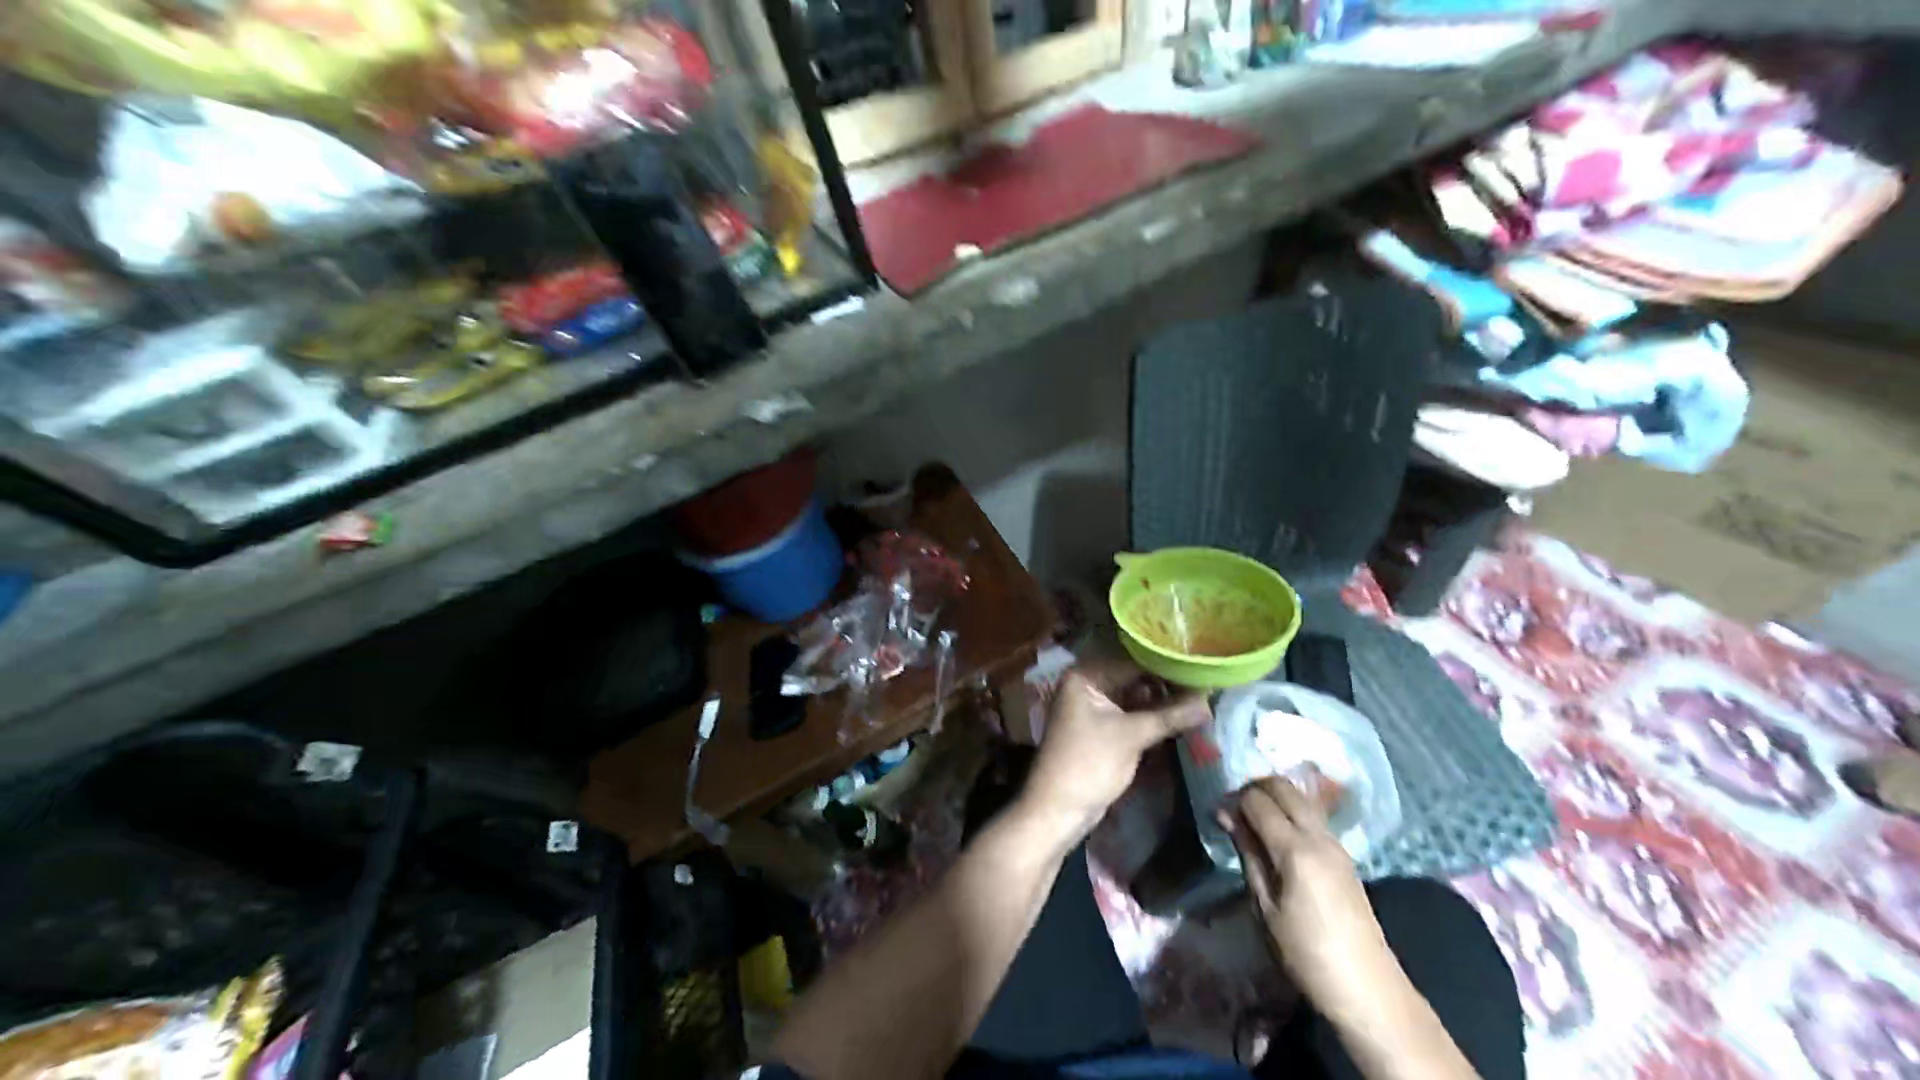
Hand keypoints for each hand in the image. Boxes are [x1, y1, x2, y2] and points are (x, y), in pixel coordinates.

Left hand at [1020, 663, 1210, 841]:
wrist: (1059, 808)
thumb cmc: (1089, 763)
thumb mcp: (1131, 736)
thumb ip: (1171, 715)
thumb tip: (1209, 701)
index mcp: (1085, 676)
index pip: (1133, 661)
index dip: (1168, 664)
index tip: (1202, 666)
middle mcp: (1087, 684)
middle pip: (1135, 677)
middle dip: (1167, 683)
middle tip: (1207, 684)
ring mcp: (1094, 706)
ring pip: (1136, 696)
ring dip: (1163, 700)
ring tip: (1202, 698)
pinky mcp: (1102, 728)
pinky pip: (1132, 713)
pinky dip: (1153, 715)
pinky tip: (1182, 715)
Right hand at [1222, 775, 1401, 1025]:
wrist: (1367, 988)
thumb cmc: (1305, 952)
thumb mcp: (1264, 906)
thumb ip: (1247, 853)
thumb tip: (1227, 815)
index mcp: (1295, 850)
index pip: (1258, 801)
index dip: (1234, 801)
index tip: (1218, 814)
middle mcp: (1319, 837)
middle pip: (1285, 788)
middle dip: (1256, 787)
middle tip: (1235, 807)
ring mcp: (1336, 844)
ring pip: (1302, 799)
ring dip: (1275, 797)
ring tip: (1253, 819)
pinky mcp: (1344, 856)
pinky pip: (1313, 817)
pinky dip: (1291, 812)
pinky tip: (1277, 834)